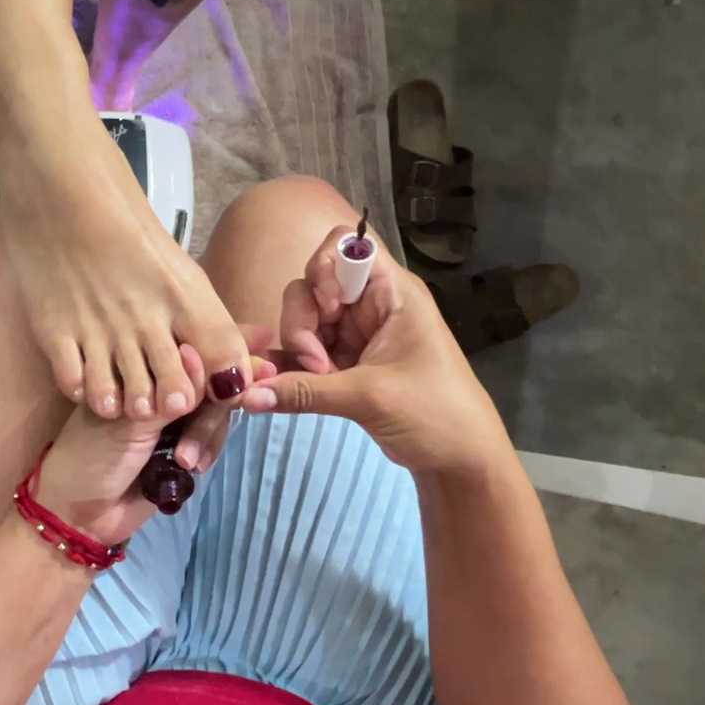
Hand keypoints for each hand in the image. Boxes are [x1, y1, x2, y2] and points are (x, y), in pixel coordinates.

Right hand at [0, 109, 255, 421]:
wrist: (55, 180)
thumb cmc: (117, 209)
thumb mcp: (171, 256)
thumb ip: (196, 307)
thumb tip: (222, 352)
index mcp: (181, 292)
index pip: (223, 355)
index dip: (228, 383)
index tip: (220, 389)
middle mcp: (144, 317)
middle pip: (174, 388)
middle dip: (175, 403)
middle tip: (165, 400)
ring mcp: (97, 328)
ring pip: (125, 398)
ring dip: (130, 404)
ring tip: (126, 398)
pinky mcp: (55, 331)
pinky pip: (77, 385)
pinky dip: (86, 391)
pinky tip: (88, 379)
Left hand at [31, 342, 273, 544]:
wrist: (80, 515)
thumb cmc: (91, 457)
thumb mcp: (132, 419)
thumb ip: (172, 391)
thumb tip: (203, 351)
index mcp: (139, 368)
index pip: (188, 346)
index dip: (222, 343)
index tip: (260, 339)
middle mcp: (159, 388)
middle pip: (211, 377)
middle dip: (221, 396)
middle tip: (241, 401)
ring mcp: (173, 420)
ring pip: (216, 412)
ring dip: (208, 434)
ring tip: (187, 460)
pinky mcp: (183, 449)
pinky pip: (211, 442)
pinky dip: (207, 452)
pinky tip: (193, 468)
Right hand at [238, 226, 514, 476]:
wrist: (459, 459)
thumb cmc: (435, 413)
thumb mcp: (369, 397)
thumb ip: (304, 391)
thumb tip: (245, 395)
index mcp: (391, 292)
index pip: (345, 245)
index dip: (324, 270)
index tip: (328, 311)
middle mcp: (369, 304)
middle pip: (312, 287)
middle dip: (303, 325)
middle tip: (316, 366)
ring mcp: (355, 333)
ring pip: (303, 322)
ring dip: (297, 351)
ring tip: (315, 384)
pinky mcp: (344, 362)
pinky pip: (304, 352)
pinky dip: (293, 368)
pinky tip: (283, 389)